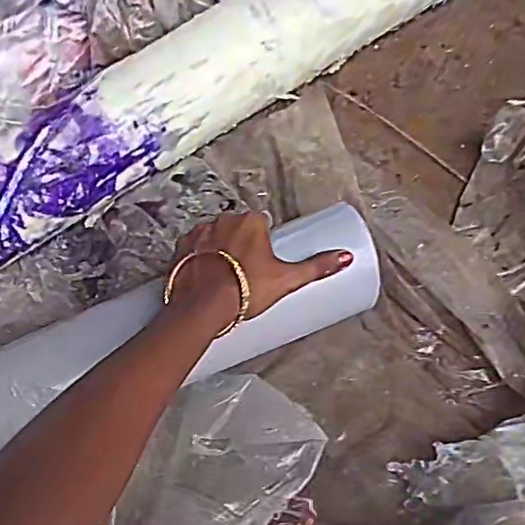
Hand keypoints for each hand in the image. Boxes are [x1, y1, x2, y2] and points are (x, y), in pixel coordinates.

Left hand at [167, 211, 353, 328]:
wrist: (203, 305)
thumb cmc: (243, 290)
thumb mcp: (286, 280)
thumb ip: (315, 268)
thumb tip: (345, 258)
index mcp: (251, 221)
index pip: (260, 224)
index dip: (263, 244)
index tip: (263, 262)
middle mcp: (223, 219)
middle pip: (235, 229)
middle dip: (239, 248)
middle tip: (244, 276)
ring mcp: (199, 232)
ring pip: (212, 238)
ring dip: (217, 253)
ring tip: (223, 281)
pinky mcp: (179, 247)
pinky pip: (191, 249)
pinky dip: (196, 261)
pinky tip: (202, 279)